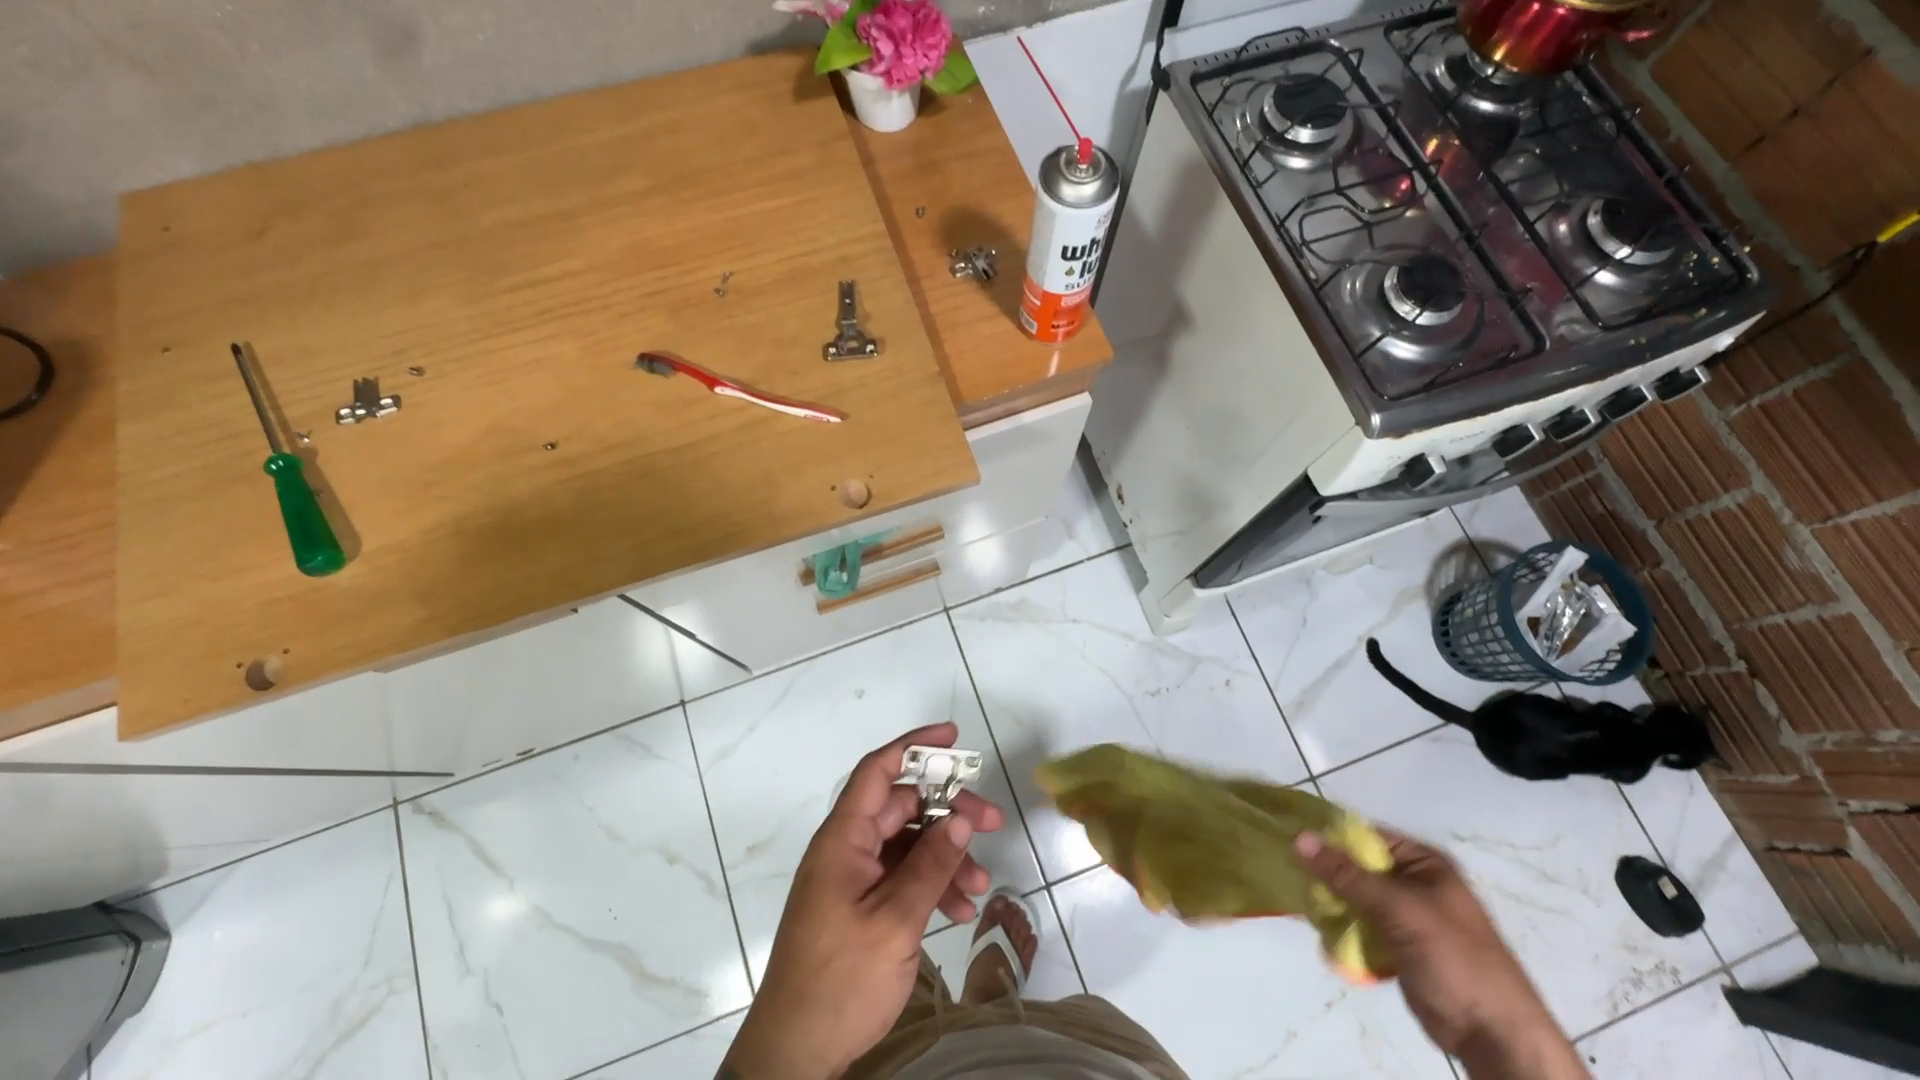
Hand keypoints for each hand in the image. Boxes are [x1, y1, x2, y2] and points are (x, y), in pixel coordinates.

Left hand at [723, 723, 1005, 1079]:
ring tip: (981, 886)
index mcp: (842, 840)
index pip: (877, 771)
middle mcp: (846, 850)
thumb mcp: (894, 921)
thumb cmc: (841, 979)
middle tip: (992, 823)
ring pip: (907, 846)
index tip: (953, 737)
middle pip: (901, 808)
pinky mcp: (860, 907)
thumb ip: (929, 865)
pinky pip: (901, 879)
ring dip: (945, 857)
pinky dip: (932, 886)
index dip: (913, 746)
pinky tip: (959, 910)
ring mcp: (852, 880)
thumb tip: (959, 819)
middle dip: (948, 812)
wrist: (796, 1049)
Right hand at [1294, 831, 1586, 1078]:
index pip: (1367, 837)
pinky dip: (1343, 931)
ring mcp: (1407, 917)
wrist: (1492, 1032)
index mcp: (1424, 863)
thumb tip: (1300, 837)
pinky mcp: (1399, 946)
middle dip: (1328, 877)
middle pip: (1358, 869)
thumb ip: (1347, 875)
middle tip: (1294, 883)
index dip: (1330, 838)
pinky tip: (1325, 938)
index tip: (1291, 845)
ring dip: (1333, 907)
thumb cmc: (1453, 958)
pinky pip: (1361, 928)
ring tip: (1306, 913)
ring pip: (1355, 900)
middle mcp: (1415, 883)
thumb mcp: (1399, 909)